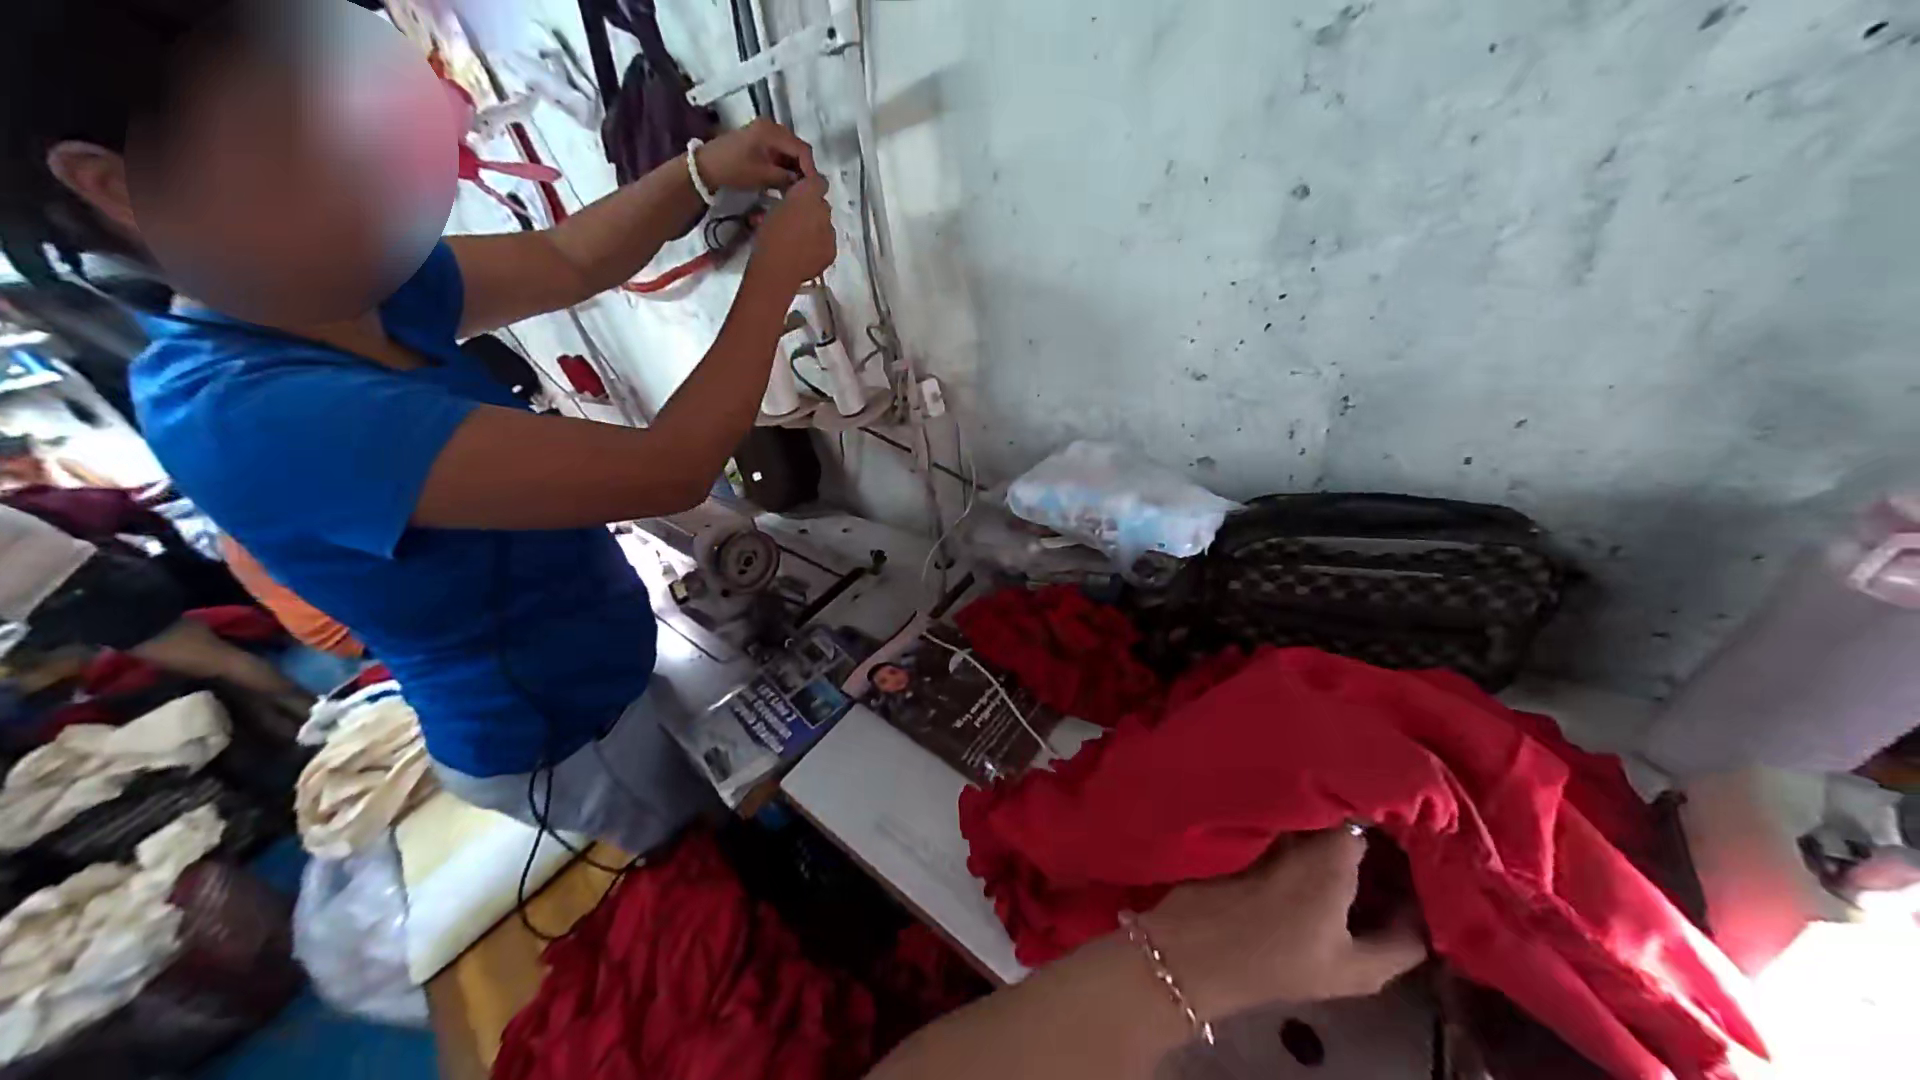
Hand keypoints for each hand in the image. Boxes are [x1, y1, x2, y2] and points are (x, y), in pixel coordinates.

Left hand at [697, 118, 817, 191]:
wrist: (707, 166)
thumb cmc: (734, 169)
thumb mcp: (763, 176)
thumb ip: (786, 178)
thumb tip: (805, 185)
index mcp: (772, 131)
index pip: (802, 149)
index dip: (810, 169)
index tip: (814, 188)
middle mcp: (771, 127)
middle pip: (798, 149)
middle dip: (804, 169)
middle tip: (807, 190)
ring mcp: (765, 133)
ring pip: (790, 152)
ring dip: (795, 170)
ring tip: (797, 188)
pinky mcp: (760, 141)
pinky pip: (780, 153)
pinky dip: (785, 167)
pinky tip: (786, 182)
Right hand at [747, 175, 835, 289]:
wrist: (778, 269)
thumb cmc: (768, 236)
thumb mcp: (774, 209)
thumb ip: (790, 201)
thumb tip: (794, 202)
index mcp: (807, 195)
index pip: (818, 181)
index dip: (812, 183)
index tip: (803, 188)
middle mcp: (824, 211)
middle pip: (822, 205)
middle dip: (812, 209)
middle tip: (797, 218)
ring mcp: (830, 232)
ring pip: (825, 225)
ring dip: (816, 228)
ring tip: (801, 239)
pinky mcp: (832, 251)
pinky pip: (827, 243)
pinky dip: (819, 245)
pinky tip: (807, 253)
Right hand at [1139, 829, 1427, 1019]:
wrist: (1190, 942)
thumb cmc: (1269, 923)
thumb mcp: (1321, 878)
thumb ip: (1347, 842)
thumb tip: (1358, 813)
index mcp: (1370, 960)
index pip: (1417, 921)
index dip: (1421, 881)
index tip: (1415, 831)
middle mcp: (1341, 944)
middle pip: (1367, 893)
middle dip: (1366, 851)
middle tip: (1368, 802)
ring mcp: (1299, 923)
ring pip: (1325, 876)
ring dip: (1325, 842)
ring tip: (1330, 795)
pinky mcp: (1262, 903)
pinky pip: (1288, 867)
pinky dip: (1292, 842)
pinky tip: (1290, 809)